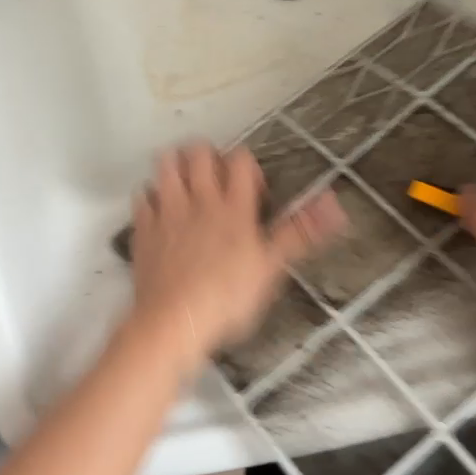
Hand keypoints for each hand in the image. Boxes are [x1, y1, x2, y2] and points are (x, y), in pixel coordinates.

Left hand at [129, 143, 345, 360]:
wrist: (174, 322)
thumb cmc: (227, 298)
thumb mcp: (271, 268)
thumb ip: (300, 231)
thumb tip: (334, 202)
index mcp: (234, 207)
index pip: (240, 160)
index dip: (246, 165)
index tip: (252, 189)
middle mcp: (199, 200)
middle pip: (198, 152)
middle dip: (208, 156)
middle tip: (217, 178)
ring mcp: (167, 211)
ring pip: (166, 164)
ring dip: (176, 165)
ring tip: (186, 182)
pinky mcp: (143, 228)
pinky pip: (142, 196)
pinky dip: (150, 195)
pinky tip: (159, 208)